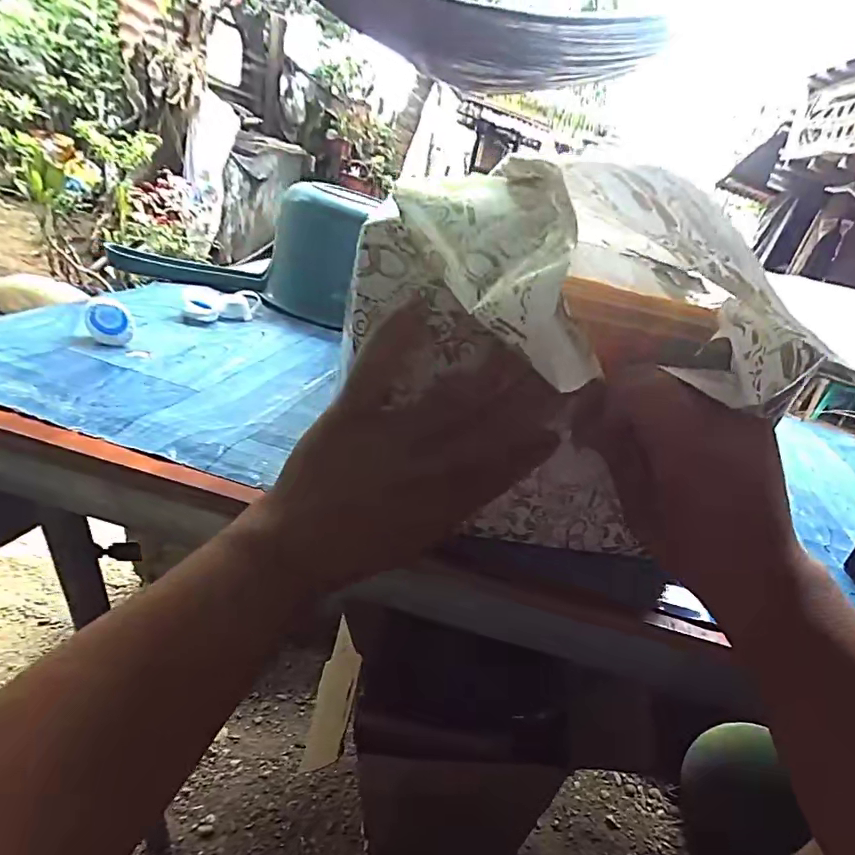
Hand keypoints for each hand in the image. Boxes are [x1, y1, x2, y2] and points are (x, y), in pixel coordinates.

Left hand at [235, 297, 563, 592]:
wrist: (297, 544)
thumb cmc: (362, 546)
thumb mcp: (422, 536)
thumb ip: (460, 504)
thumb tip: (494, 472)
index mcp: (445, 499)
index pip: (500, 467)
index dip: (530, 445)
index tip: (557, 423)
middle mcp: (426, 464)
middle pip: (484, 425)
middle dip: (519, 396)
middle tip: (549, 366)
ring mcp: (389, 434)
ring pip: (447, 397)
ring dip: (483, 370)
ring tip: (511, 343)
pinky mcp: (351, 413)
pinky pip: (377, 369)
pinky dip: (397, 337)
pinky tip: (422, 308)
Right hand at [579, 365, 811, 636]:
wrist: (758, 566)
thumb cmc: (692, 549)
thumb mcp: (639, 507)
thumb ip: (616, 454)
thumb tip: (588, 422)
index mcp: (688, 434)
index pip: (635, 382)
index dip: (604, 399)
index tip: (589, 427)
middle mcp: (722, 408)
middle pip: (661, 367)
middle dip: (627, 388)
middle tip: (607, 421)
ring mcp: (744, 407)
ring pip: (686, 369)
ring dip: (654, 388)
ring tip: (635, 422)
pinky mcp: (755, 414)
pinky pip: (709, 386)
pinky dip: (680, 395)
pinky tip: (666, 423)